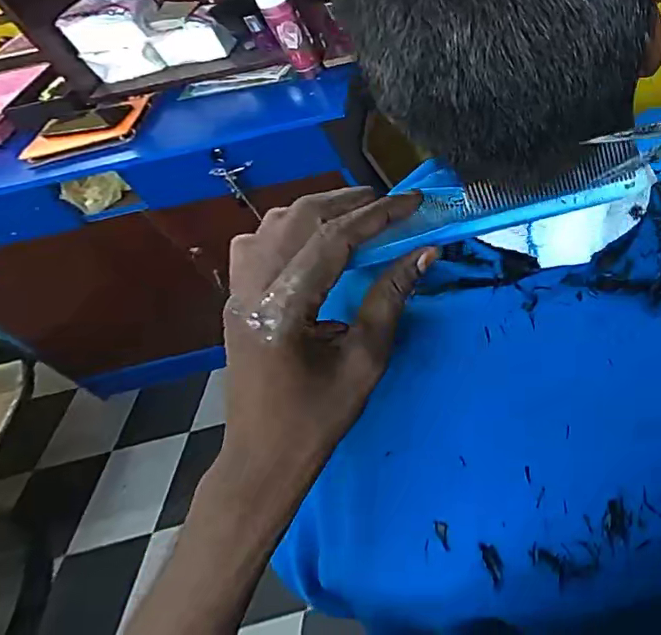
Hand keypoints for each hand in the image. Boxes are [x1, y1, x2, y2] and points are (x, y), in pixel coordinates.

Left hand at [221, 187, 435, 469]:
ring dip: (320, 208)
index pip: (334, 239)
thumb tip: (425, 252)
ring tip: (359, 211)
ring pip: (276, 222)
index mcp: (283, 308)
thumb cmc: (317, 418)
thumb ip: (391, 297)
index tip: (413, 202)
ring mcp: (237, 289)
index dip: (378, 215)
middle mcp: (252, 288)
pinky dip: (290, 225)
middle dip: (349, 202)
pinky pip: (259, 241)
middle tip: (390, 202)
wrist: (261, 459)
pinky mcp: (235, 296)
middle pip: (301, 218)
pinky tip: (314, 236)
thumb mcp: (365, 360)